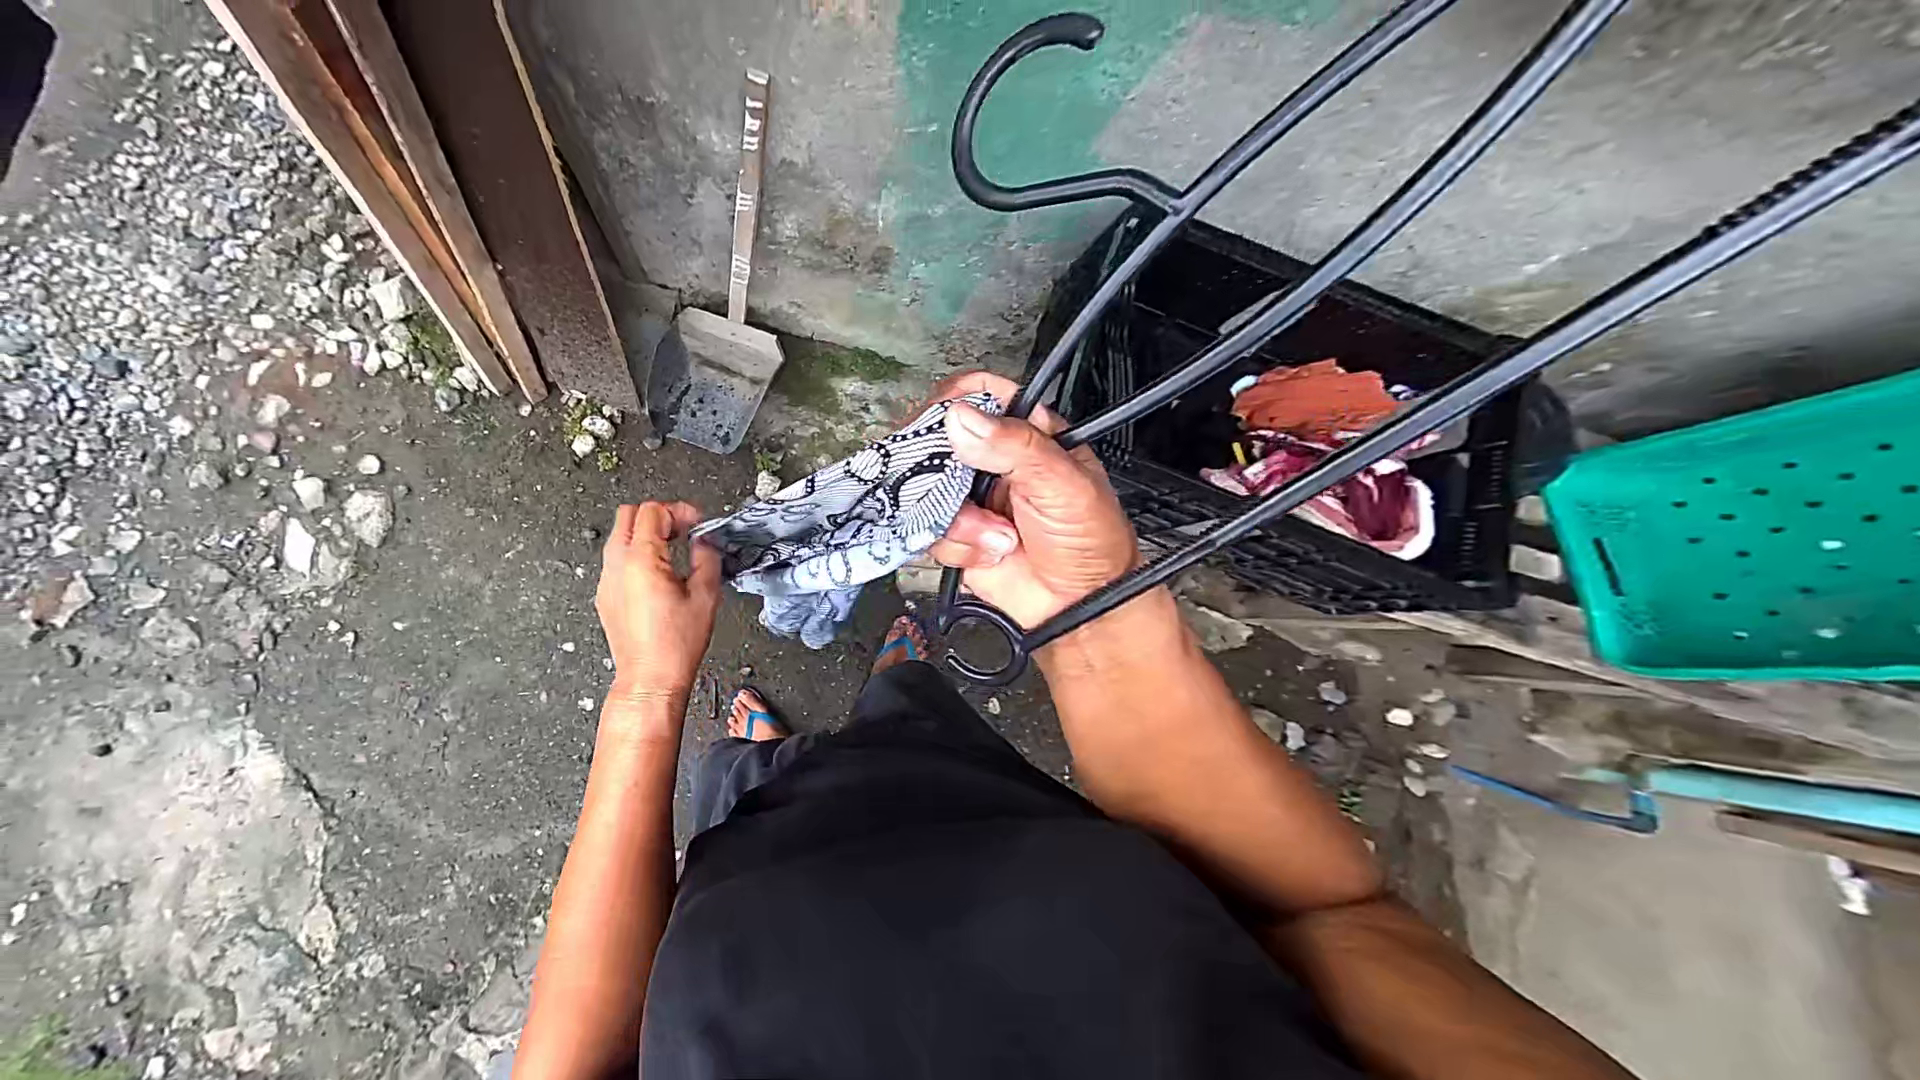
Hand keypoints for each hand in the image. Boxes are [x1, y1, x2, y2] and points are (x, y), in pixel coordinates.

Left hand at [595, 502, 721, 705]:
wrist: (651, 676)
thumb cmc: (675, 644)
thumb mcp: (706, 594)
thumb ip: (707, 556)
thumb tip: (705, 540)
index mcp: (642, 560)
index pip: (653, 511)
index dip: (679, 511)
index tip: (696, 523)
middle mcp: (617, 566)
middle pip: (629, 514)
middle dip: (659, 515)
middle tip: (683, 529)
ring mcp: (607, 580)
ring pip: (620, 536)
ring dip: (647, 534)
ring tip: (674, 550)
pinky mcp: (606, 594)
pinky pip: (616, 560)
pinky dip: (637, 555)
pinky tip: (660, 573)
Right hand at [926, 372, 1140, 630]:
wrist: (1078, 605)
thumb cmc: (1090, 540)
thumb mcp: (1063, 483)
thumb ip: (1015, 445)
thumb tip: (962, 418)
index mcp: (1025, 435)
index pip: (980, 397)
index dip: (955, 402)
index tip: (943, 421)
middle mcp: (994, 463)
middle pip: (940, 443)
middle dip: (947, 474)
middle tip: (965, 492)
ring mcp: (973, 500)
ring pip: (929, 491)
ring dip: (962, 521)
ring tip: (1000, 536)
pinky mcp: (959, 535)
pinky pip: (931, 531)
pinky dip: (960, 547)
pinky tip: (992, 553)